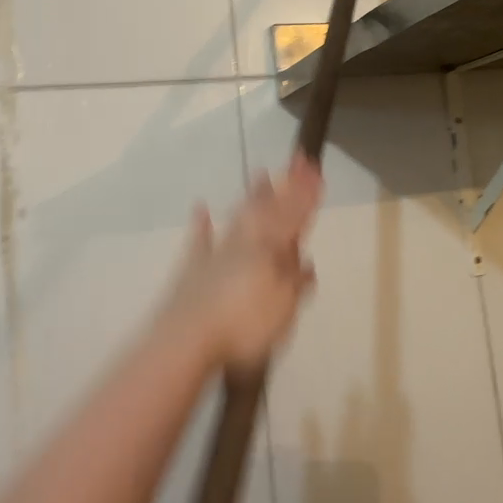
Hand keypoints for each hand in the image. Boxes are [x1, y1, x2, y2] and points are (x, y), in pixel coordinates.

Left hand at [163, 154, 322, 369]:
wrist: (186, 341)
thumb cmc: (244, 328)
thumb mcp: (283, 309)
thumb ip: (295, 283)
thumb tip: (306, 262)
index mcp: (271, 251)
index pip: (295, 217)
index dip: (307, 196)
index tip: (316, 171)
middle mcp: (247, 243)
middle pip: (270, 208)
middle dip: (286, 185)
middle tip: (297, 160)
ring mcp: (218, 253)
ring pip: (240, 216)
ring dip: (253, 196)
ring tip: (262, 172)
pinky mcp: (192, 269)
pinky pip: (199, 240)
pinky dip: (201, 224)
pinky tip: (200, 208)